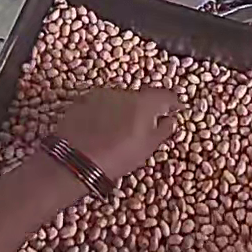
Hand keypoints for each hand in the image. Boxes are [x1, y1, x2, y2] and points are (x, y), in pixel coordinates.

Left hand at [53, 87, 178, 178]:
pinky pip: (100, 104)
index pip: (164, 95)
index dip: (172, 102)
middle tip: (144, 127)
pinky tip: (101, 129)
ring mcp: (100, 95)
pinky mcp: (82, 101)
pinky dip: (105, 113)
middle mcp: (122, 92)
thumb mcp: (147, 148)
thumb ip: (162, 130)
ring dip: (123, 111)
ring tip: (119, 132)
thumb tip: (170, 119)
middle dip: (144, 109)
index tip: (176, 109)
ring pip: (118, 100)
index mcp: (143, 102)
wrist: (75, 159)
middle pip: (139, 97)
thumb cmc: (117, 156)